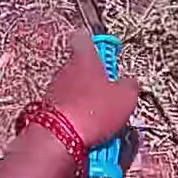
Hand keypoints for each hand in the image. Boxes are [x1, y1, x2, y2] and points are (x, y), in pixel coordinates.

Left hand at [40, 31, 140, 146]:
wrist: (59, 138)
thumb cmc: (94, 110)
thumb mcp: (126, 97)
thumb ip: (129, 85)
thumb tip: (130, 83)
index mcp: (84, 58)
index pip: (85, 39)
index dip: (95, 43)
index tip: (105, 52)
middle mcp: (65, 70)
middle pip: (80, 67)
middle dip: (95, 80)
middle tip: (111, 94)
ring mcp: (53, 90)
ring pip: (73, 90)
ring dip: (86, 100)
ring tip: (102, 118)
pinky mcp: (47, 111)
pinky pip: (67, 110)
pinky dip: (77, 117)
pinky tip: (88, 130)